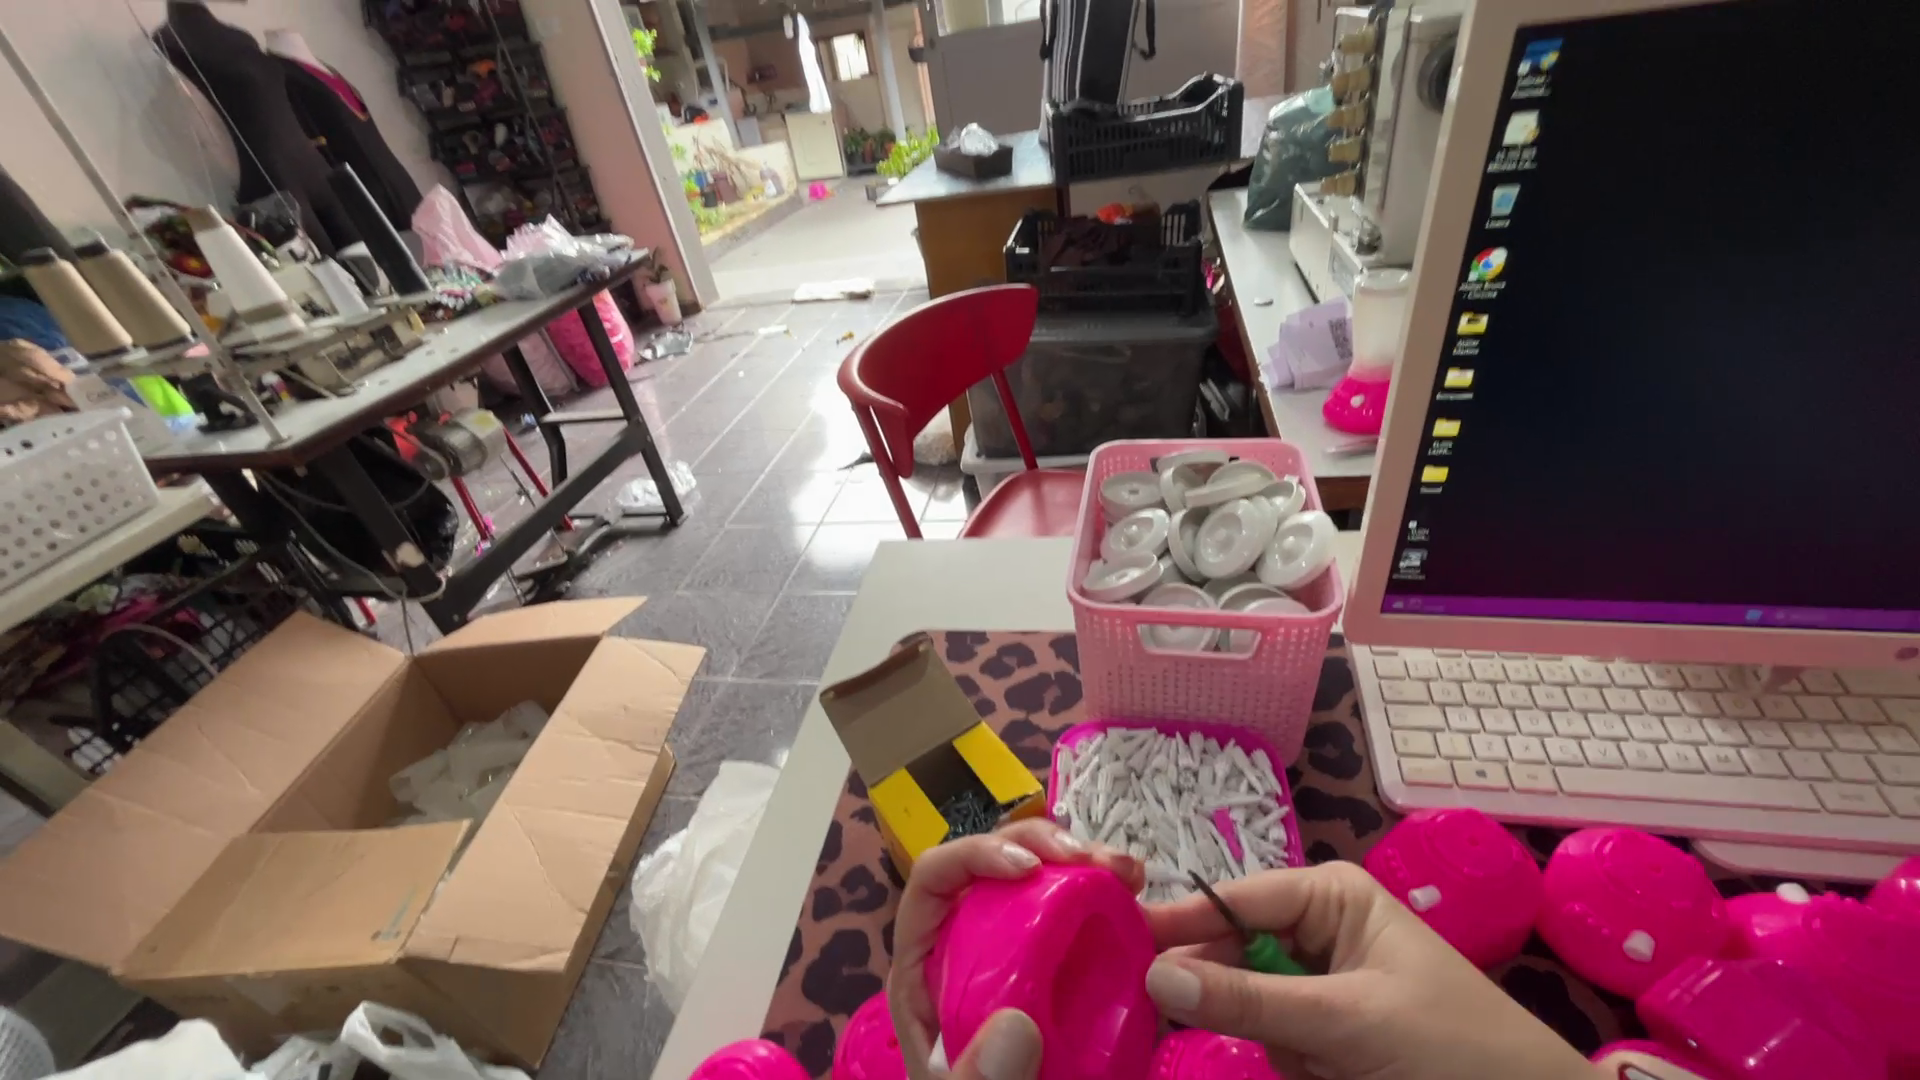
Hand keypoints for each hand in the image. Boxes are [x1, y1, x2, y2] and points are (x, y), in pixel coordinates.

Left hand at [889, 819, 1144, 1079]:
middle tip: (1105, 863)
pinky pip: (1068, 906)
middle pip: (991, 862)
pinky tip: (1134, 894)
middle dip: (1045, 845)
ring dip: (1080, 857)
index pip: (935, 879)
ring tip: (1131, 873)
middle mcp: (963, 939)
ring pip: (1034, 873)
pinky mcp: (1047, 956)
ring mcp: (1006, 943)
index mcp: (926, 964)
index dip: (976, 856)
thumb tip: (1016, 1025)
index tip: (1032, 870)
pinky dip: (1100, 891)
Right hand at [1143, 861, 1594, 1079]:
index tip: (1122, 937)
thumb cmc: (1456, 1051)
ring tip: (1329, 1065)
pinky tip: (1333, 1074)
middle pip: (1234, 949)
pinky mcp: (1328, 1027)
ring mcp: (1320, 978)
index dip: (1179, 920)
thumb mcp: (1348, 1022)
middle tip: (1197, 1021)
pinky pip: (1277, 1036)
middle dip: (1232, 994)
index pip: (1233, 899)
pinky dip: (1294, 1061)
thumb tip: (1155, 975)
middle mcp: (1316, 925)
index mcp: (1326, 895)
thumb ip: (1250, 1001)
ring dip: (1275, 1040)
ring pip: (1250, 1000)